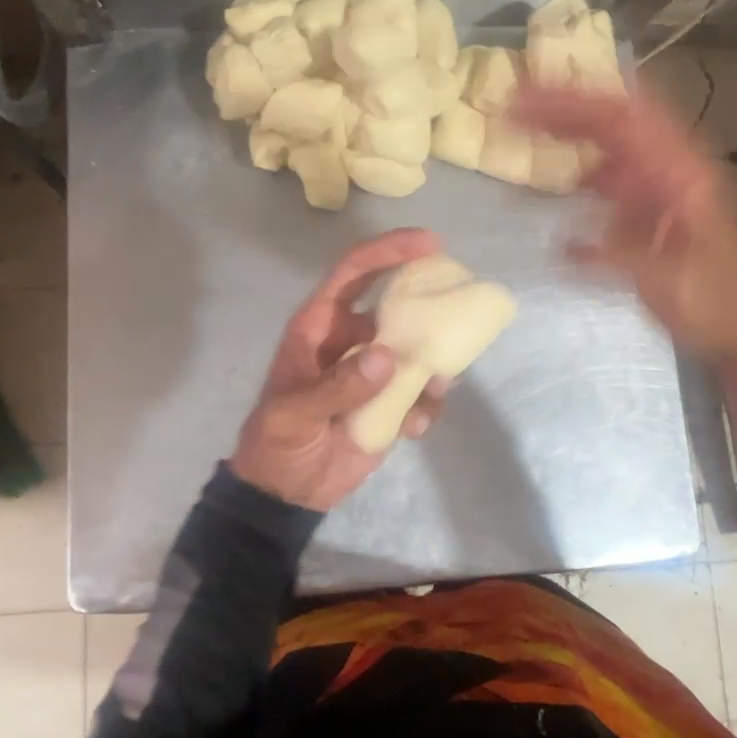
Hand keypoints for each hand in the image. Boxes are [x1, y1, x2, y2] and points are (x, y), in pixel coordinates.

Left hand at [229, 229, 448, 511]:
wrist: (285, 493)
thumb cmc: (277, 443)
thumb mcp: (294, 415)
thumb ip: (337, 386)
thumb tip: (387, 357)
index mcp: (319, 327)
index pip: (354, 273)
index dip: (389, 252)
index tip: (430, 243)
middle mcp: (350, 340)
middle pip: (396, 305)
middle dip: (427, 305)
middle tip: (460, 306)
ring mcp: (372, 373)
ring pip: (416, 350)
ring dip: (433, 364)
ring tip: (437, 385)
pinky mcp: (389, 404)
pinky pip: (421, 393)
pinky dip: (426, 407)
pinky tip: (413, 429)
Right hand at [513, 86, 736, 357]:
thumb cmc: (714, 303)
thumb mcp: (669, 281)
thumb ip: (620, 257)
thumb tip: (566, 245)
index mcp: (682, 172)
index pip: (627, 119)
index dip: (578, 102)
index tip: (532, 94)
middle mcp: (668, 168)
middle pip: (614, 120)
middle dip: (563, 106)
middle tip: (511, 103)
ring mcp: (655, 186)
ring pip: (607, 144)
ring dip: (566, 131)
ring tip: (519, 126)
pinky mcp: (643, 209)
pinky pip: (604, 176)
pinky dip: (573, 169)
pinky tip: (544, 177)